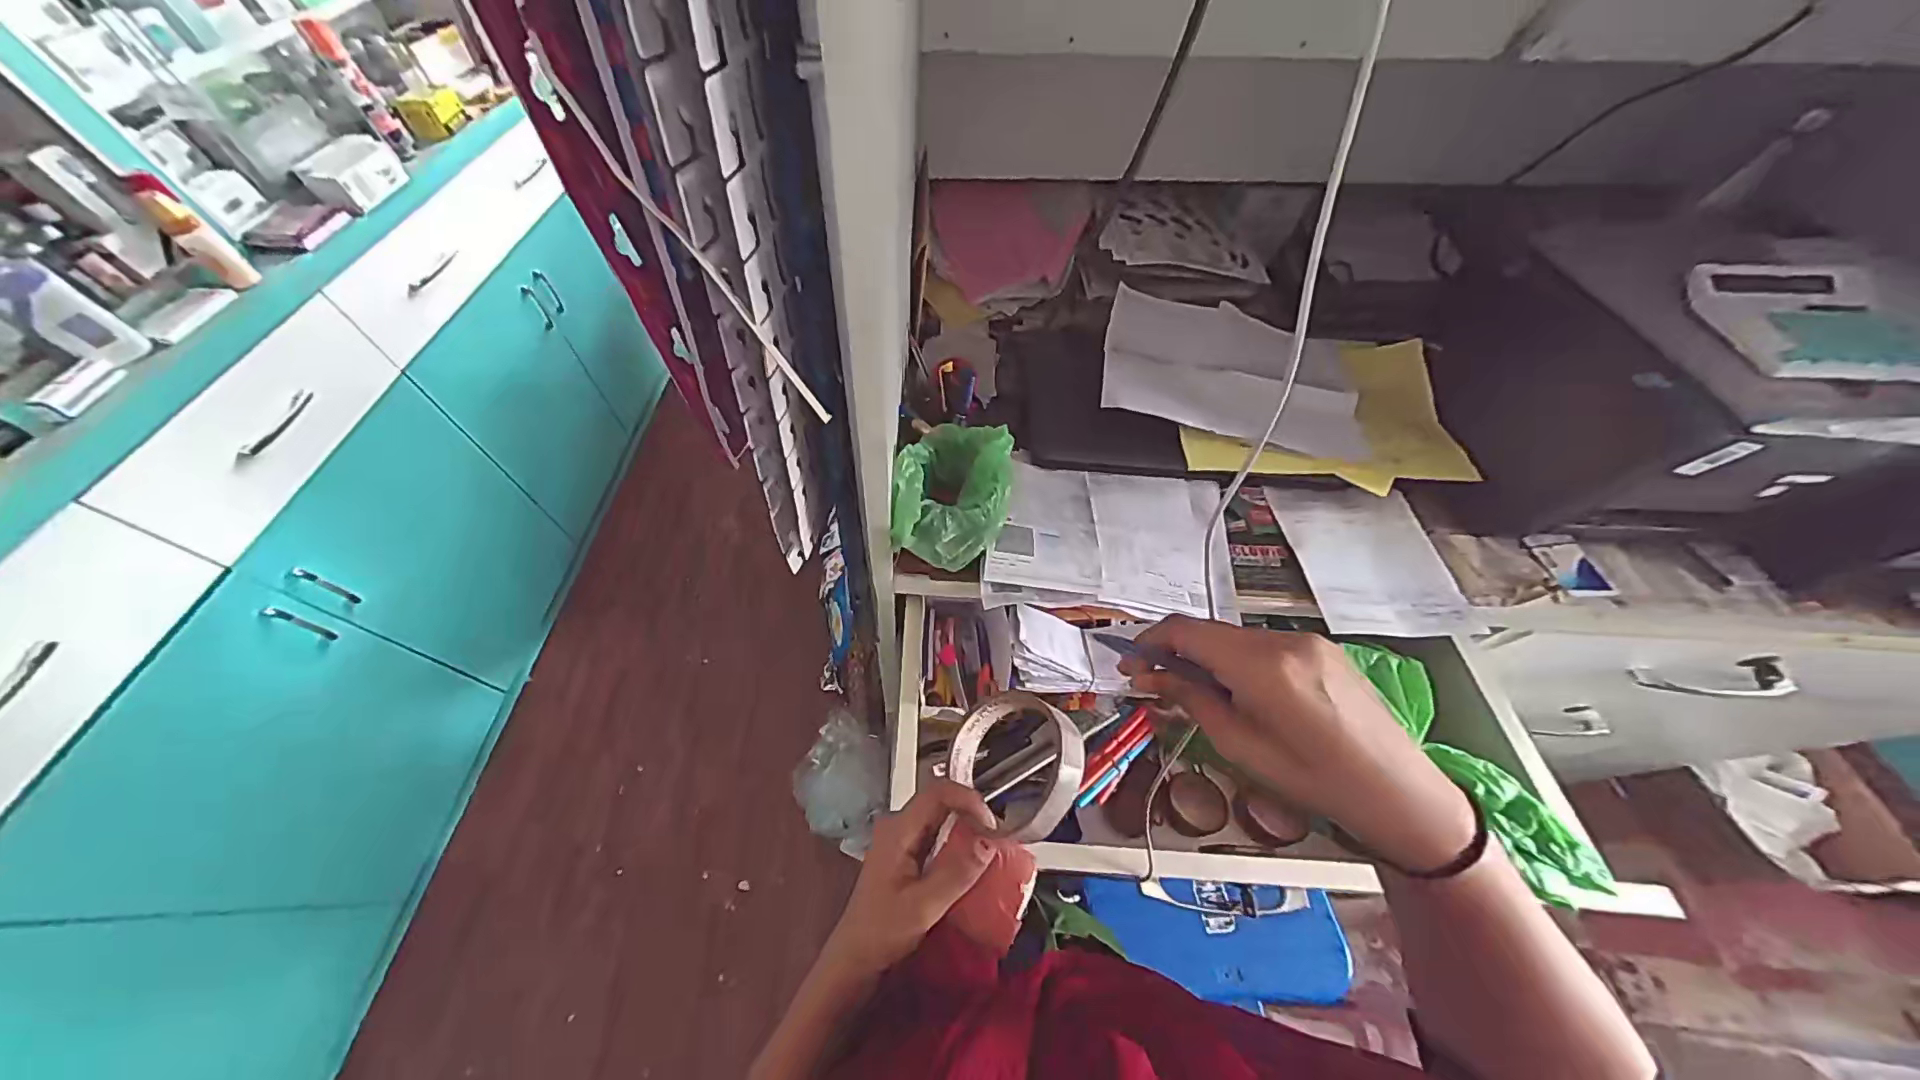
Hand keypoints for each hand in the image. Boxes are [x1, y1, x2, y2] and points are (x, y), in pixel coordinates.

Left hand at [819, 780, 1001, 976]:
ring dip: (965, 829)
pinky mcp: (904, 853)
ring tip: (988, 850)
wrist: (854, 958)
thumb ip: (957, 873)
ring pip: (939, 818)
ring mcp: (899, 839)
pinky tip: (969, 863)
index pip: (938, 792)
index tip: (991, 824)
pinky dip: (956, 843)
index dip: (968, 799)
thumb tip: (989, 841)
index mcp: (898, 830)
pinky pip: (935, 835)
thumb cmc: (881, 932)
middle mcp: (897, 826)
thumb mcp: (923, 906)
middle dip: (971, 814)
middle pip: (940, 801)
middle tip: (995, 839)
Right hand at [1120, 616, 1474, 873]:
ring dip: (1206, 656)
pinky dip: (1237, 659)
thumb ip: (1191, 699)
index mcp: (1260, 664)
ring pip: (1235, 637)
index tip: (1129, 663)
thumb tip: (1150, 676)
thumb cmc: (1314, 779)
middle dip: (1175, 651)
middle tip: (1154, 682)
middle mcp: (1283, 640)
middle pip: (1209, 630)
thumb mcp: (1239, 744)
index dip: (1149, 642)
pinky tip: (1237, 690)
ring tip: (1197, 693)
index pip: (1186, 631)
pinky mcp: (1322, 649)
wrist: (1399, 793)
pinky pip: (1263, 644)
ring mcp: (1307, 641)